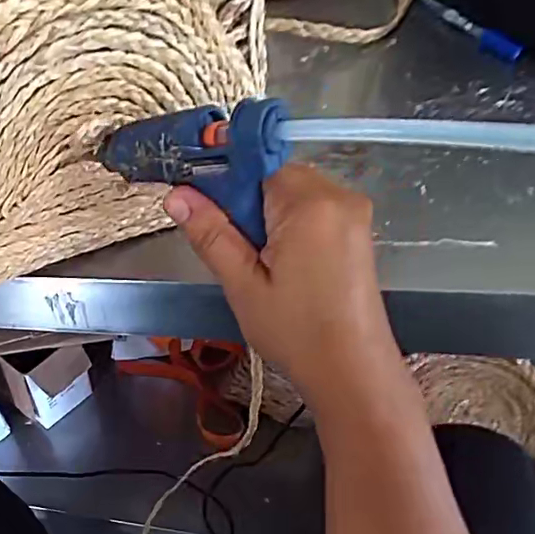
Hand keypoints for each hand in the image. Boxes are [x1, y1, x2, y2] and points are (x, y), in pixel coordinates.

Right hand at [166, 164, 401, 406]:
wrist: (351, 369)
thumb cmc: (295, 332)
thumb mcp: (243, 285)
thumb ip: (211, 235)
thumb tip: (177, 195)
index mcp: (309, 203)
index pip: (256, 164)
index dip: (224, 181)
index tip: (200, 207)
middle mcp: (338, 195)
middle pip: (275, 177)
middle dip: (246, 204)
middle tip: (233, 252)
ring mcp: (353, 213)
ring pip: (293, 195)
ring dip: (265, 218)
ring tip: (257, 266)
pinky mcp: (358, 232)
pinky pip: (313, 212)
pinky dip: (288, 227)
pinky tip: (280, 266)